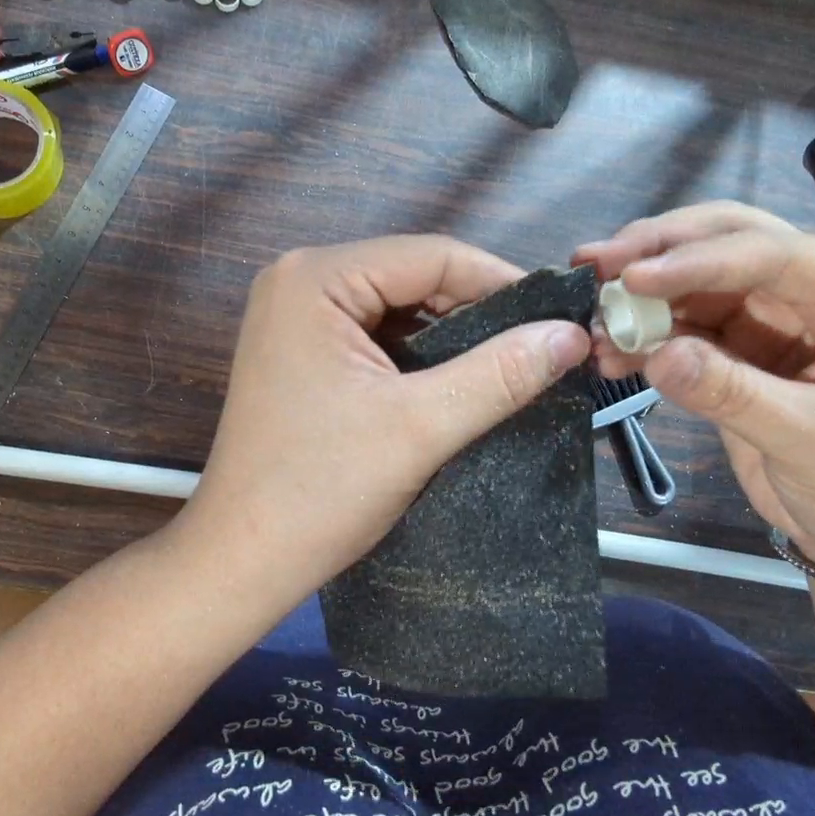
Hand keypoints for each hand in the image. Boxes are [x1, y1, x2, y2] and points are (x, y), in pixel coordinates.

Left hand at [178, 236, 590, 593]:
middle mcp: (297, 281)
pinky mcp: (299, 354)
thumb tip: (572, 334)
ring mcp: (293, 319)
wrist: (243, 559)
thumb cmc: (320, 491)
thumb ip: (500, 374)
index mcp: (314, 278)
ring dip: (451, 337)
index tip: (561, 318)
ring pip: (397, 309)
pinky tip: (456, 383)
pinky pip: (374, 337)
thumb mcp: (420, 427)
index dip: (502, 283)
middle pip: (412, 277)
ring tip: (511, 368)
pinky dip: (417, 357)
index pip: (431, 256)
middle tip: (542, 349)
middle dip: (477, 313)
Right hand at [573, 201, 814, 579]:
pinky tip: (606, 352)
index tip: (630, 276)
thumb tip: (657, 353)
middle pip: (728, 241)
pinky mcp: (736, 345)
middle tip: (593, 264)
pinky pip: (679, 325)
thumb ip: (733, 394)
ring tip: (589, 315)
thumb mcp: (810, 442)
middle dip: (658, 249)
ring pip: (693, 280)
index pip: (773, 254)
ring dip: (640, 295)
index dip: (696, 260)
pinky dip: (640, 334)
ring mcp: (772, 314)